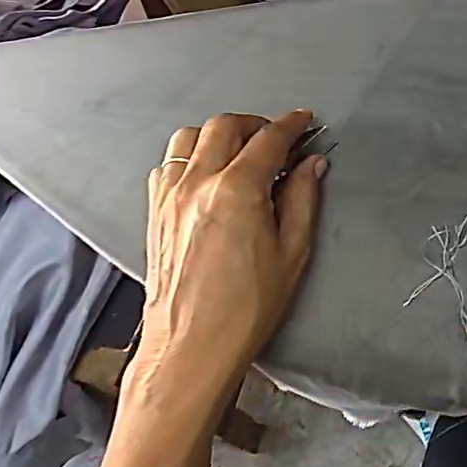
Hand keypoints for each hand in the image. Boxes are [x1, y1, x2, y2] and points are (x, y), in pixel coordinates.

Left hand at [128, 110, 326, 415]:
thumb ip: (303, 197)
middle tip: (281, 136)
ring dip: (221, 135)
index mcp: (236, 190)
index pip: (268, 139)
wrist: (192, 346)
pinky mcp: (154, 214)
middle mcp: (197, 185)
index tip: (305, 121)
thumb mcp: (294, 248)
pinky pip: (168, 165)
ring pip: (188, 138)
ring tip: (246, 152)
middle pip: (224, 126)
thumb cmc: (248, 304)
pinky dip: (192, 156)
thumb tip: (311, 164)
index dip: (292, 125)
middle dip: (257, 123)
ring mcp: (169, 198)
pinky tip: (212, 174)